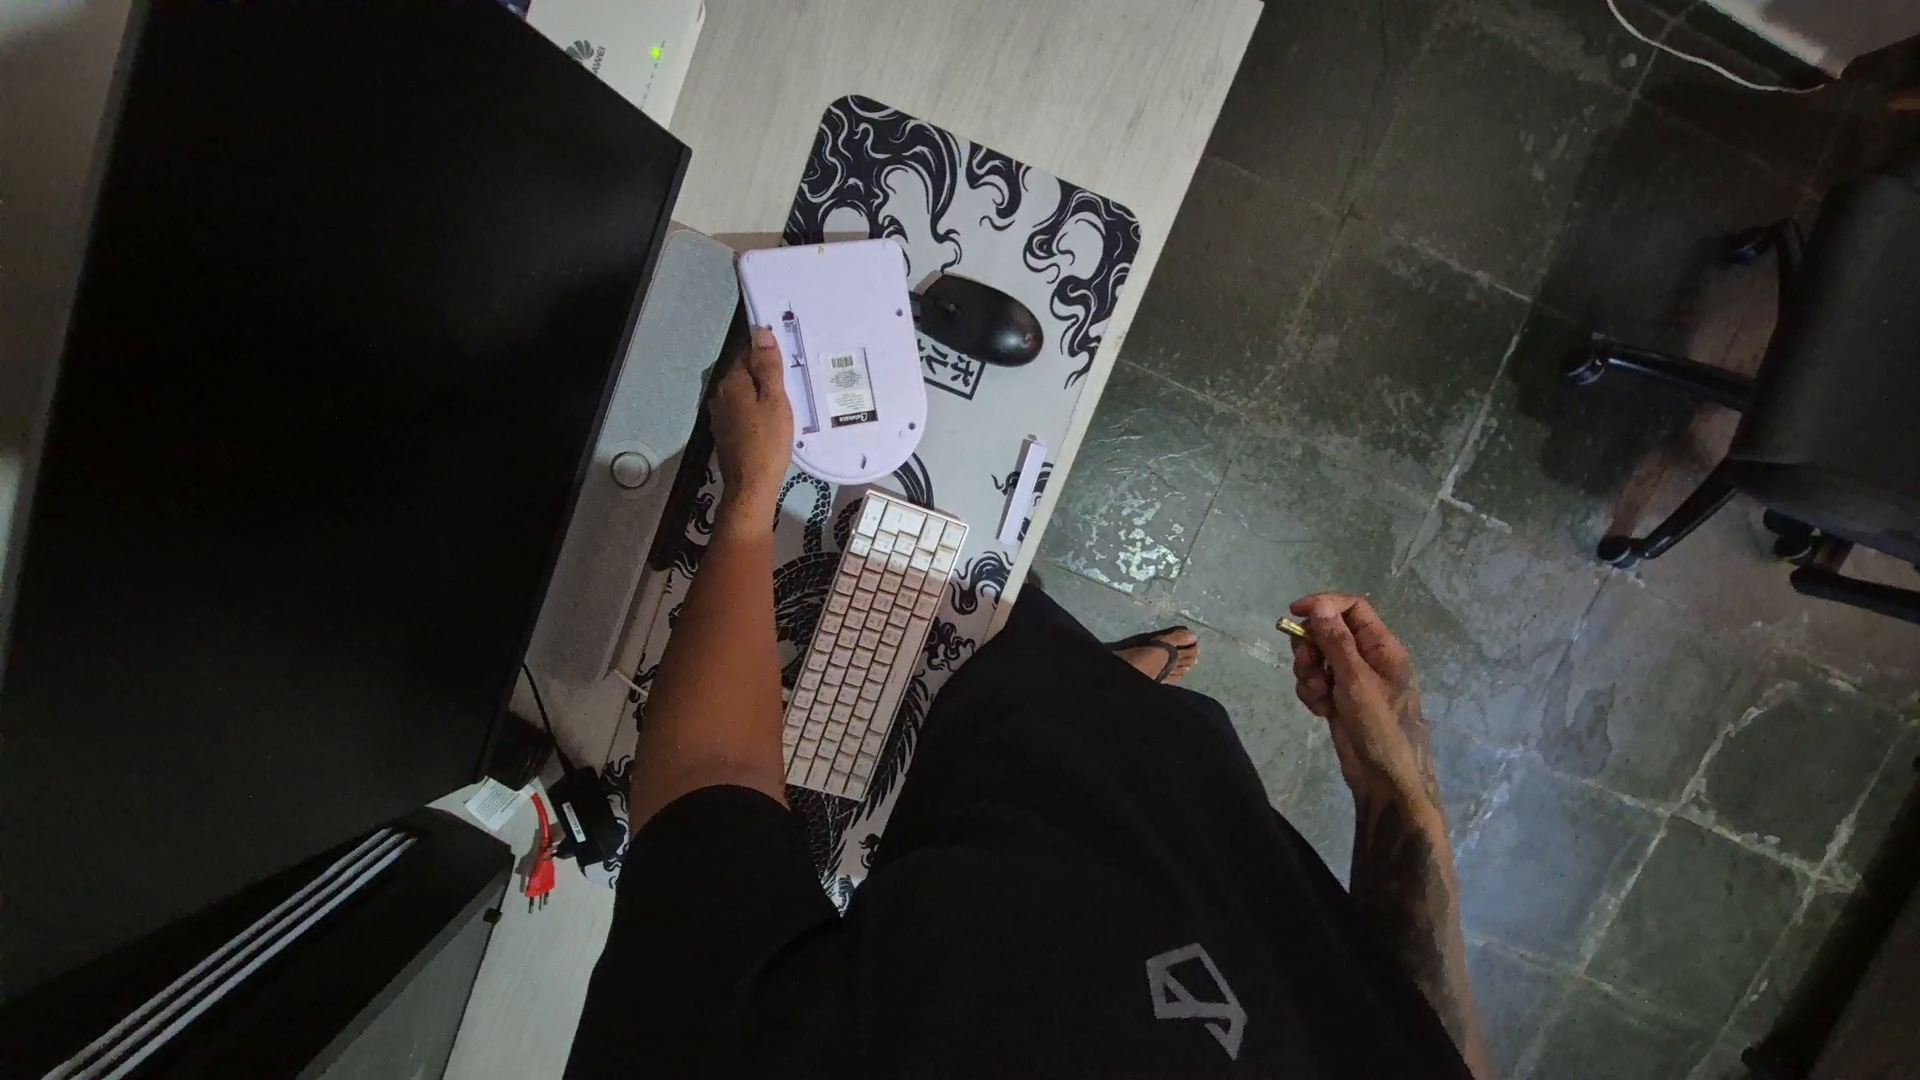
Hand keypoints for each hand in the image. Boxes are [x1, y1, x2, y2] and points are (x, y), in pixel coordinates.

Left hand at [711, 326, 793, 518]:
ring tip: (783, 404)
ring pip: (742, 395)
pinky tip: (769, 423)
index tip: (787, 363)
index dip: (767, 355)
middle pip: (743, 375)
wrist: (751, 486)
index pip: (747, 353)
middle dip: (763, 376)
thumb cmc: (768, 441)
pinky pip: (741, 413)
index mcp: (732, 382)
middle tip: (790, 385)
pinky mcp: (724, 434)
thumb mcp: (775, 401)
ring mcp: (719, 416)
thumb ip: (768, 366)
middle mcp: (719, 395)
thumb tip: (760, 332)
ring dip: (758, 396)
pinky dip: (754, 413)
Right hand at [1288, 593, 1439, 816]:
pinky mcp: (1338, 699)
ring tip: (1318, 695)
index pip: (1352, 608)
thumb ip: (1336, 640)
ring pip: (1316, 658)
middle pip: (1328, 631)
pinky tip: (1320, 710)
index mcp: (1382, 647)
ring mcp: (1351, 680)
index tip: (1294, 613)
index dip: (1323, 605)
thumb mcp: (1355, 679)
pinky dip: (1311, 693)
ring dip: (1308, 673)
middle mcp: (1367, 659)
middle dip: (1310, 646)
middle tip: (1307, 665)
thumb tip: (1320, 605)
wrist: (1385, 778)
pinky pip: (1314, 682)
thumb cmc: (1379, 725)